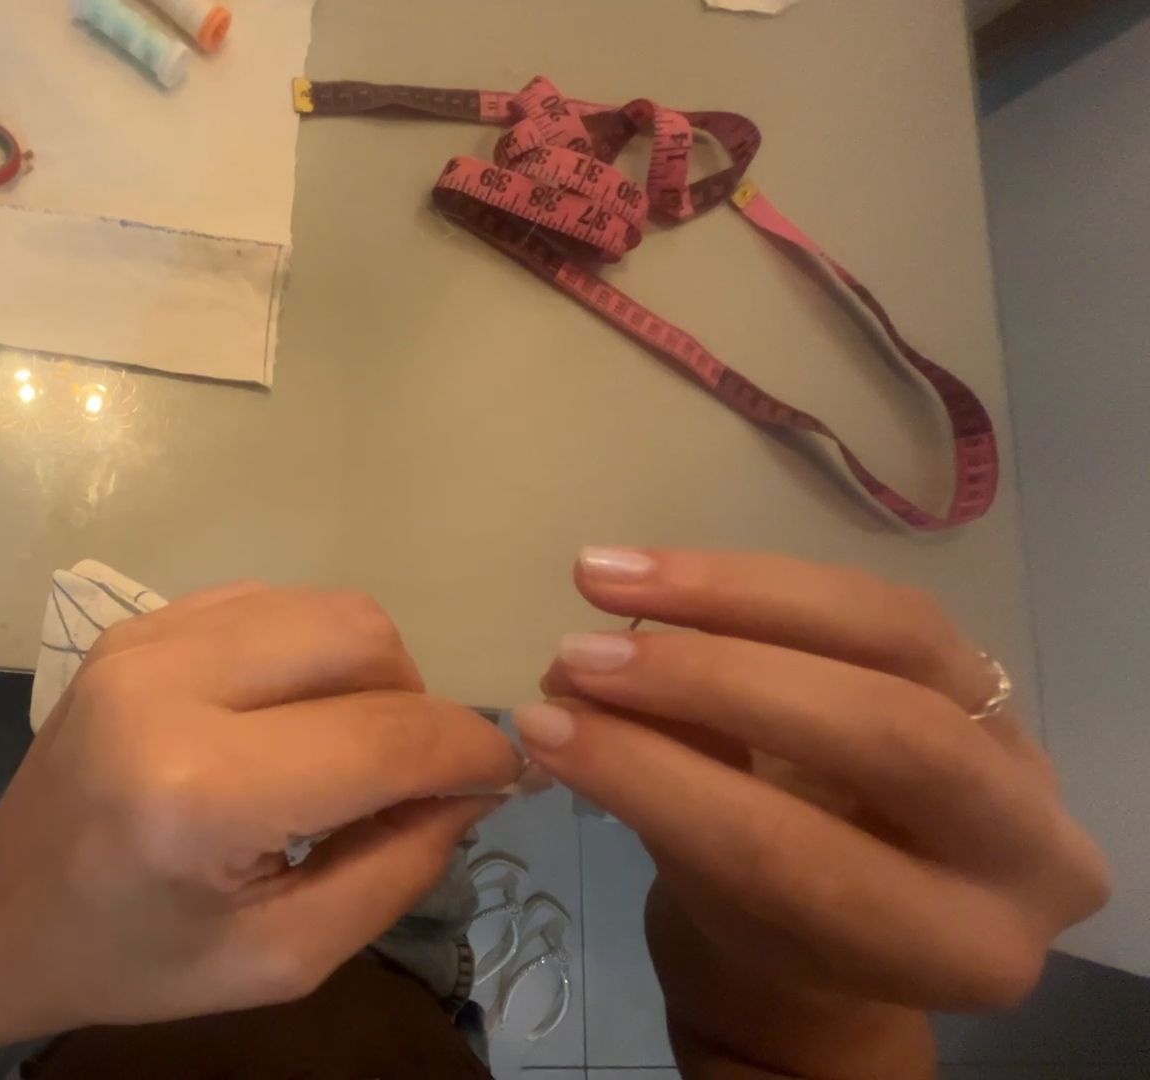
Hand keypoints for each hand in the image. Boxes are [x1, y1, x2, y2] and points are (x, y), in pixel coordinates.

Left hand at [0, 582, 524, 1043]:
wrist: (4, 910)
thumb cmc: (136, 956)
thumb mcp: (284, 954)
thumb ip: (398, 864)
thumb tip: (473, 781)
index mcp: (198, 789)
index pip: (382, 737)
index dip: (467, 749)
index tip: (503, 772)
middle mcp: (167, 683)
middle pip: (356, 632)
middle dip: (413, 697)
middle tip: (405, 766)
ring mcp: (143, 639)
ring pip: (315, 606)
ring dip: (361, 669)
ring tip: (342, 740)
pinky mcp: (134, 625)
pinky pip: (262, 603)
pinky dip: (302, 650)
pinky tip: (281, 710)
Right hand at [516, 549, 1108, 1019]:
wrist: (844, 910)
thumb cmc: (759, 915)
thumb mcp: (702, 886)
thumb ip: (648, 794)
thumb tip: (566, 699)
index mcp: (947, 946)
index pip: (789, 851)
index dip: (649, 775)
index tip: (540, 724)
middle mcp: (1026, 850)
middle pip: (874, 728)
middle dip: (700, 676)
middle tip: (577, 651)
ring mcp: (1021, 746)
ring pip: (888, 632)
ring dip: (722, 593)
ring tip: (602, 575)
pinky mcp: (976, 674)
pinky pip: (867, 601)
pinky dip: (746, 578)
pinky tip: (653, 571)